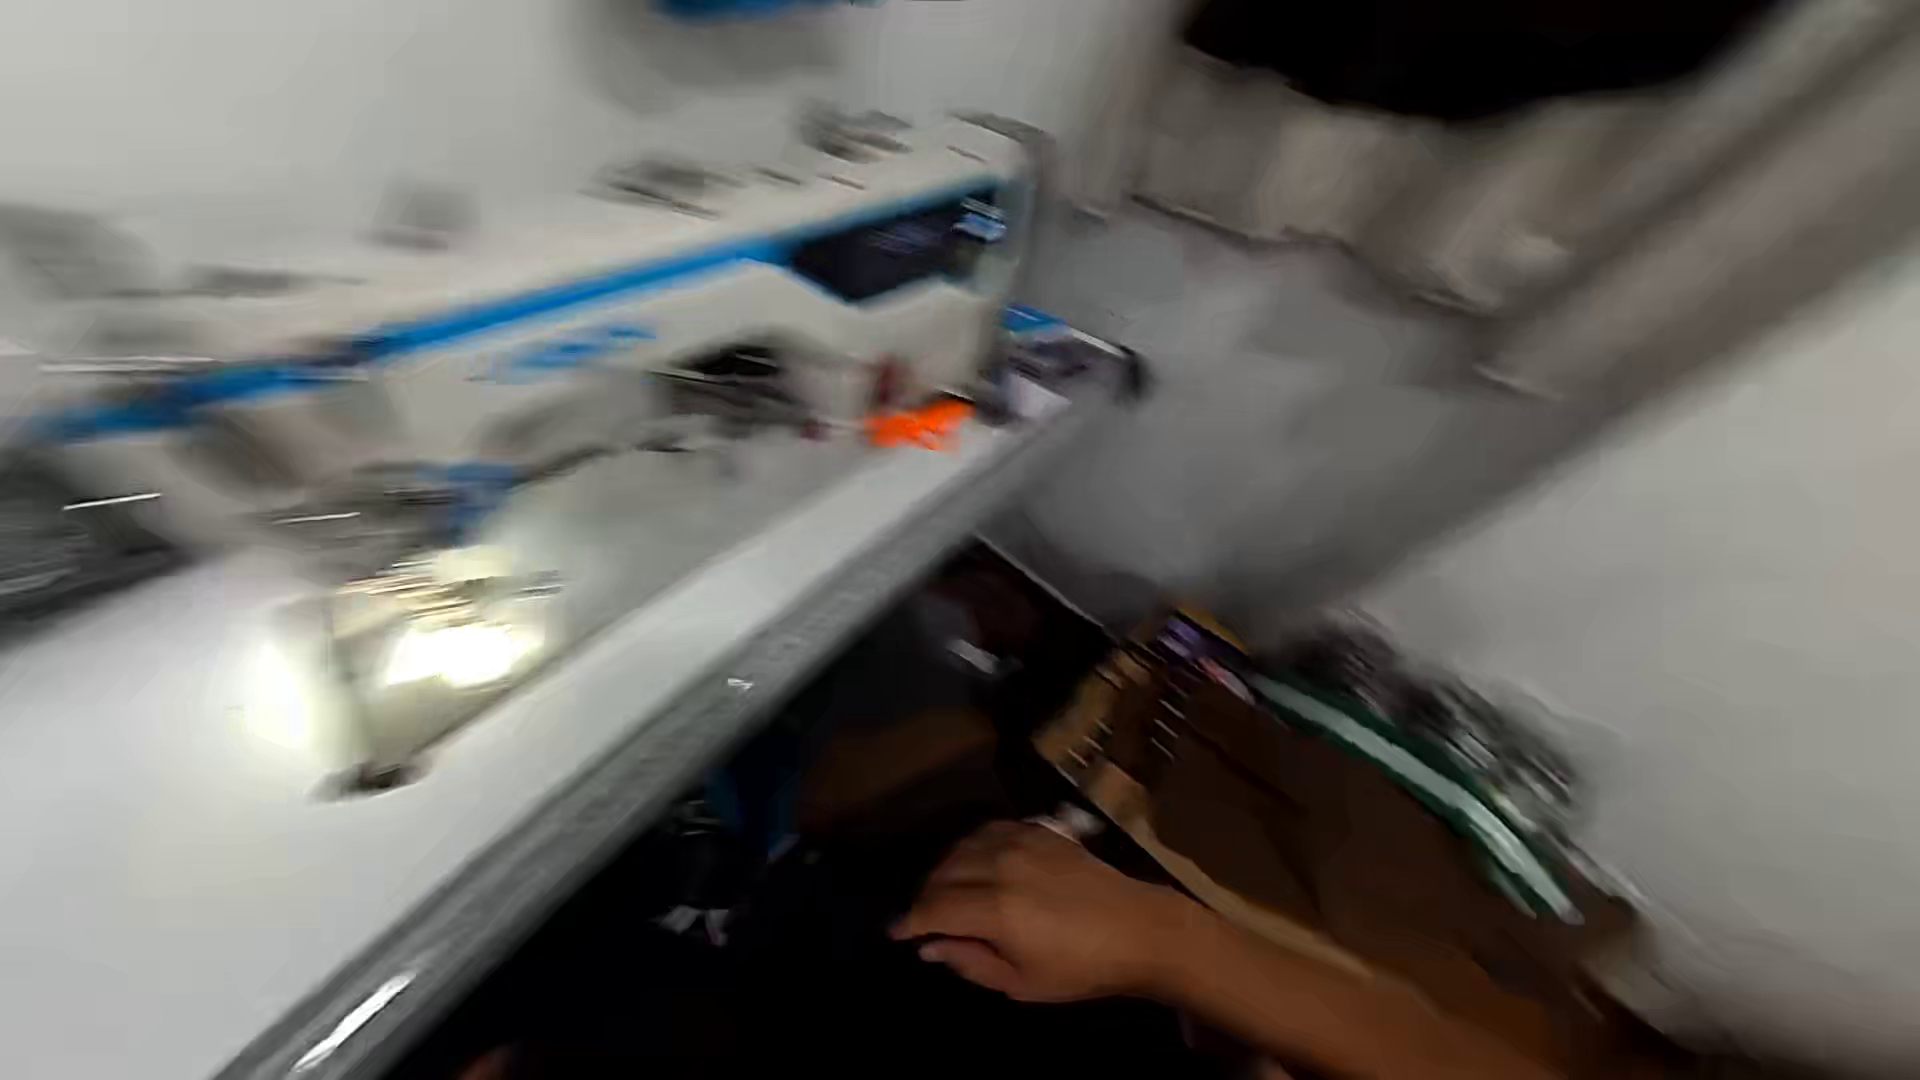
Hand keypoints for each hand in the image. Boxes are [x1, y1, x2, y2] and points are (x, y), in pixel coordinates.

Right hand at [890, 821, 1206, 1001]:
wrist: (1133, 925)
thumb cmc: (1079, 966)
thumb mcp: (1021, 982)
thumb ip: (969, 960)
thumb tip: (929, 946)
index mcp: (995, 907)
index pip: (935, 907)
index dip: (911, 920)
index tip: (896, 932)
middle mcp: (999, 864)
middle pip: (943, 872)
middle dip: (925, 895)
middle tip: (922, 918)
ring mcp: (1018, 840)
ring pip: (961, 845)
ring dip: (944, 868)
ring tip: (944, 891)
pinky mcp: (1034, 828)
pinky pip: (987, 829)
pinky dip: (969, 845)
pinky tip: (972, 861)